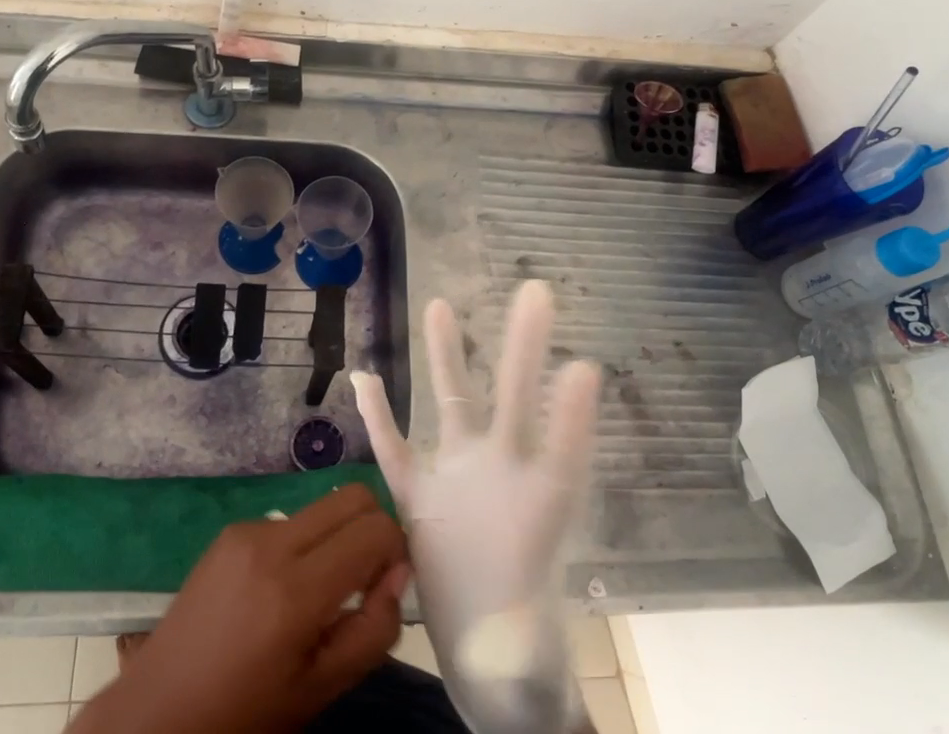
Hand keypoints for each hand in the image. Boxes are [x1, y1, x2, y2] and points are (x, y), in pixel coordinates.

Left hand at [72, 483, 410, 733]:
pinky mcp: (229, 532)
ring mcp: (246, 532)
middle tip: (367, 576)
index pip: (375, 529)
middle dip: (374, 528)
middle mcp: (271, 544)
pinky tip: (286, 587)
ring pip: (322, 504)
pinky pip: (290, 520)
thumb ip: (374, 628)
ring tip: (325, 588)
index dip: (397, 550)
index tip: (388, 584)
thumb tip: (399, 571)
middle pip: (352, 496)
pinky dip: (307, 541)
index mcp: (296, 590)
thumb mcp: (324, 686)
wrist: (160, 708)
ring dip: (339, 534)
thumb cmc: (248, 709)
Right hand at [353, 280, 601, 733]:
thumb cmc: (518, 656)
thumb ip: (525, 649)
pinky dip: (379, 417)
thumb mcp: (526, 656)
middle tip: (536, 292)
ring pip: (452, 406)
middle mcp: (502, 478)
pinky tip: (365, 376)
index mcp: (541, 509)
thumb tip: (528, 653)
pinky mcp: (417, 498)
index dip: (572, 416)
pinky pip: (394, 449)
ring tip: (439, 305)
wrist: (483, 657)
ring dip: (446, 357)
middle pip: (512, 402)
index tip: (584, 368)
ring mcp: (457, 482)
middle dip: (523, 349)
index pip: (562, 455)